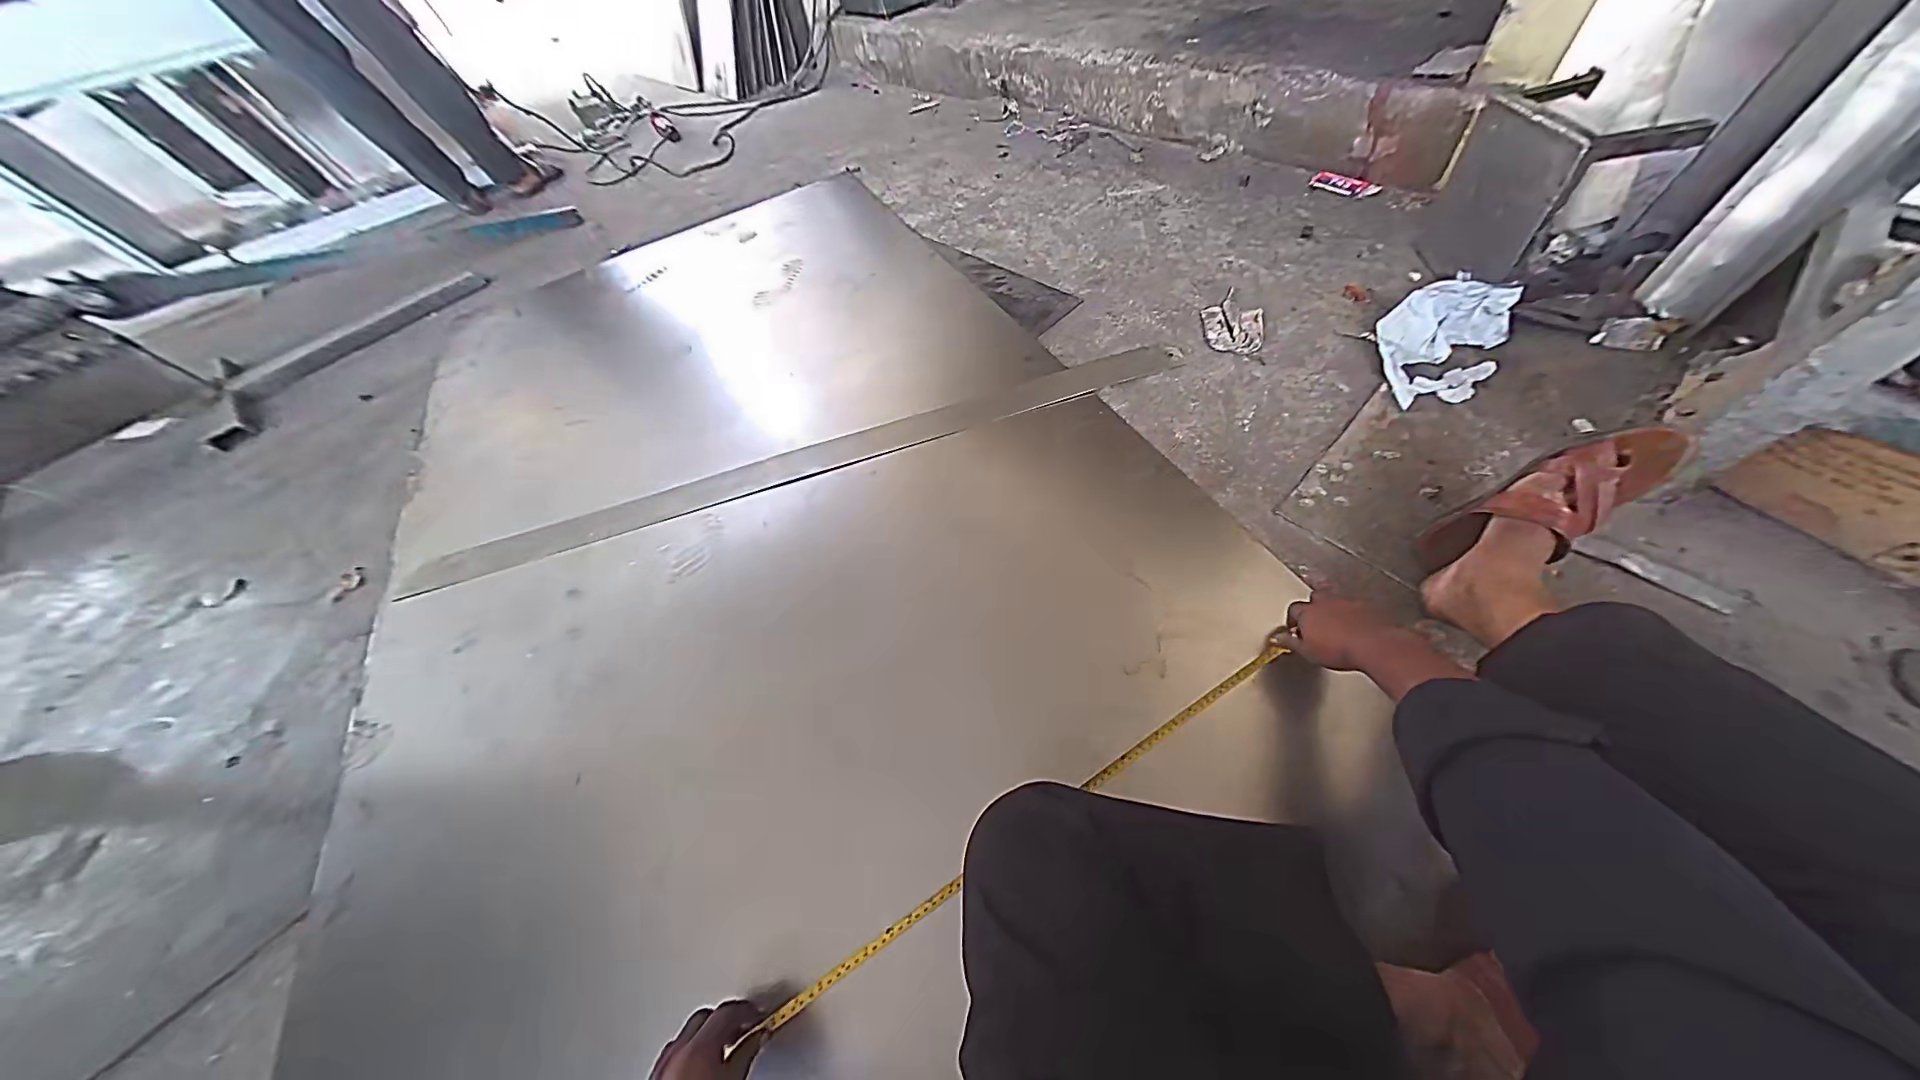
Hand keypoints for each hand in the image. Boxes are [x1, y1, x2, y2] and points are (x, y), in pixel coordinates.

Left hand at [649, 1001, 765, 1079]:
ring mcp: (662, 1064)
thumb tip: (760, 1035)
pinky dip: (690, 1049)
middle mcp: (677, 1050)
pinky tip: (702, 1061)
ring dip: (707, 1032)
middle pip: (705, 1017)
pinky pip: (674, 1051)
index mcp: (698, 1045)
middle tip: (744, 1025)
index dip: (746, 1009)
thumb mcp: (734, 1079)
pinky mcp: (654, 1077)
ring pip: (687, 1033)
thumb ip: (747, 1052)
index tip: (758, 1013)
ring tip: (726, 1043)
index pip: (727, 1011)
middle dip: (726, 1018)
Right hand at [1284, 595, 1404, 670]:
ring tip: (1334, 614)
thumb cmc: (1339, 648)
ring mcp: (1346, 602)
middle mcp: (1325, 602)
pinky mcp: (1366, 606)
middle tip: (1313, 612)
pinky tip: (1355, 619)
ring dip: (1333, 604)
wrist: (1373, 645)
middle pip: (1314, 594)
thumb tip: (1278, 638)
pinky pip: (1355, 604)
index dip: (1293, 619)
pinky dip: (1352, 610)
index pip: (1293, 610)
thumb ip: (1291, 643)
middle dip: (1312, 603)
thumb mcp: (1308, 652)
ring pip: (1335, 596)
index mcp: (1307, 612)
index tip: (1295, 628)